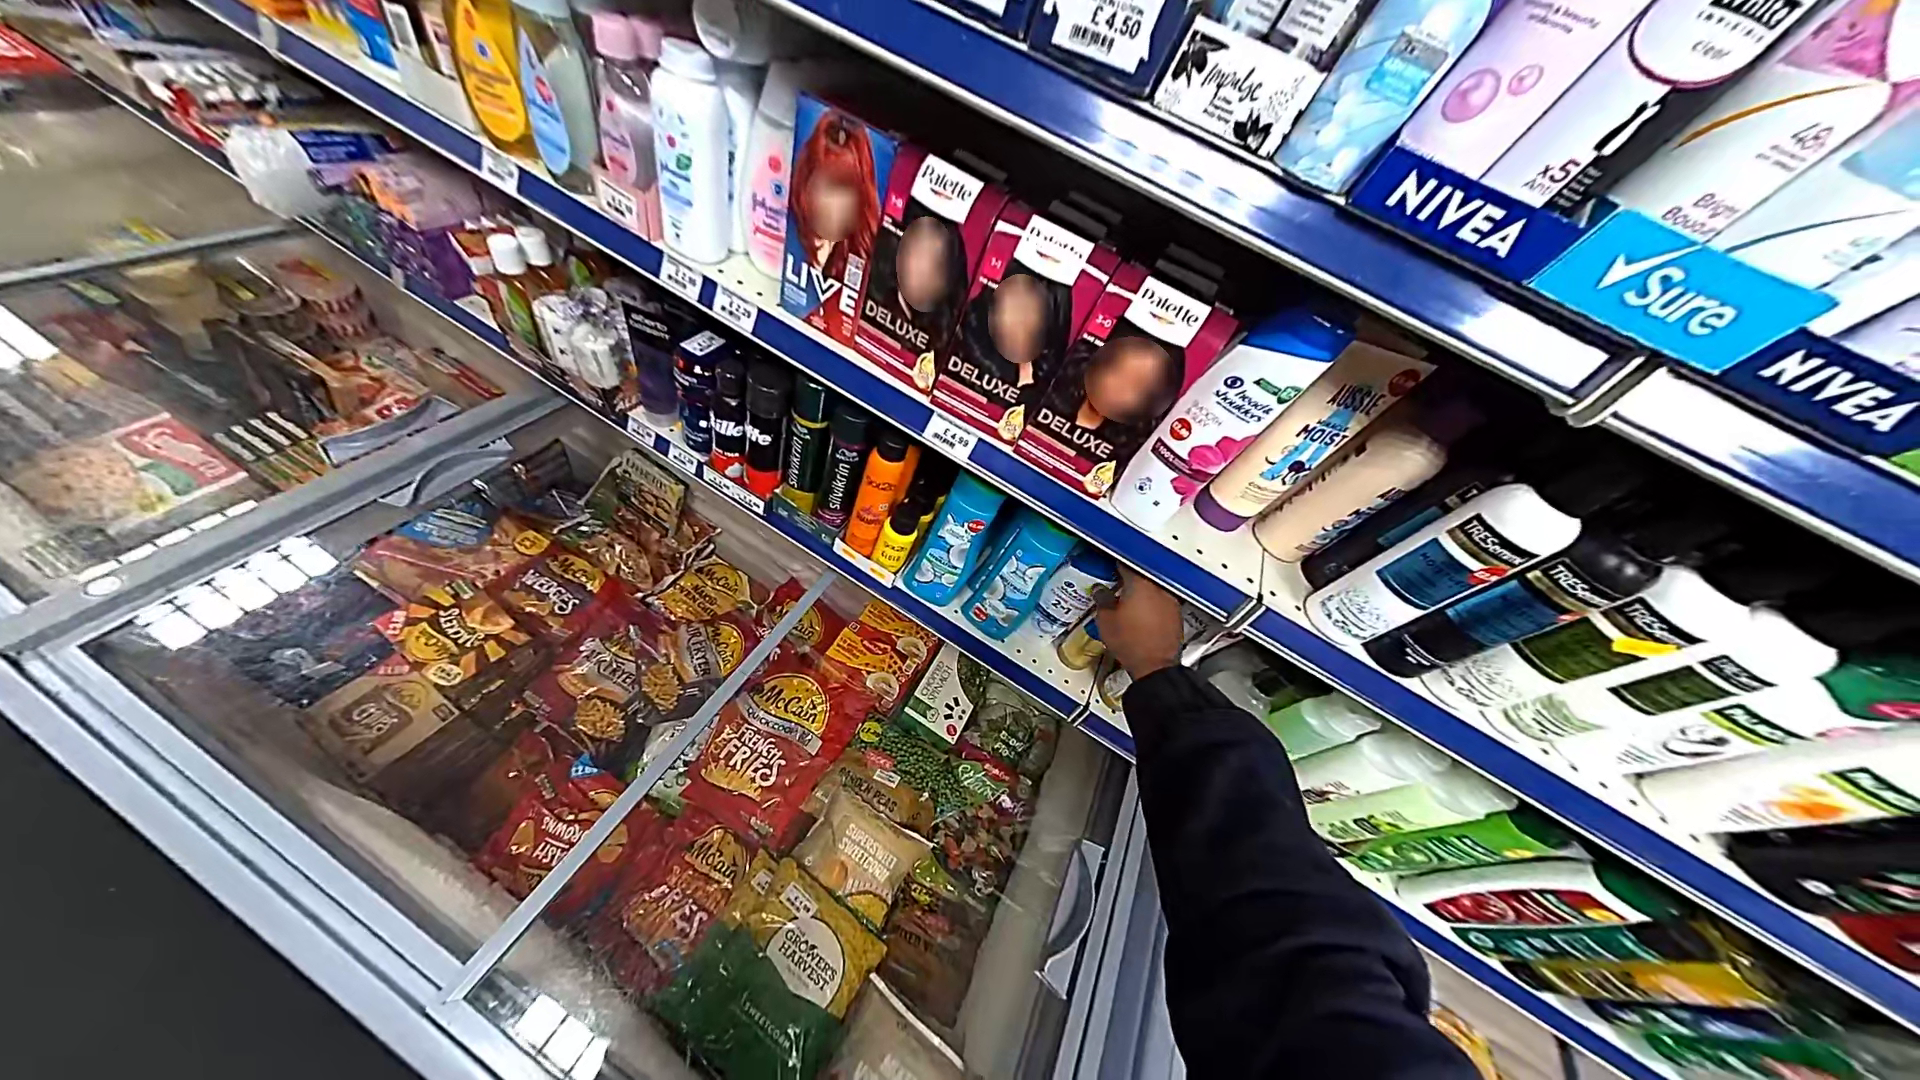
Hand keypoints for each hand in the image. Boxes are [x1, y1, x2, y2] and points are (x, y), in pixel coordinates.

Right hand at [1095, 568, 1182, 679]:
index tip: (1108, 566)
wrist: (1154, 667)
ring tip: (1128, 598)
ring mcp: (1170, 601)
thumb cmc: (1132, 644)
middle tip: (1116, 582)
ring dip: (1141, 589)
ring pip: (1153, 586)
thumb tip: (1100, 591)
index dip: (1114, 563)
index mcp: (1140, 584)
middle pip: (1142, 573)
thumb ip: (1102, 599)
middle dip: (1128, 576)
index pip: (1125, 564)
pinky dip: (1151, 602)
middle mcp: (1158, 589)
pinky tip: (1141, 612)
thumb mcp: (1106, 620)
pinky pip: (1161, 600)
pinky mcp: (1176, 614)